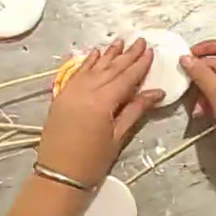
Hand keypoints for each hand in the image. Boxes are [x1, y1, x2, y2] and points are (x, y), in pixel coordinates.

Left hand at [37, 39, 161, 185]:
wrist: (58, 174)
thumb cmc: (92, 161)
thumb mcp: (118, 137)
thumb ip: (135, 110)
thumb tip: (156, 93)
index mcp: (102, 102)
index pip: (125, 78)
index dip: (139, 64)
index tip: (150, 51)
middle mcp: (85, 91)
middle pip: (110, 69)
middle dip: (126, 55)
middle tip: (140, 41)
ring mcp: (71, 92)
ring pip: (93, 68)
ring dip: (108, 54)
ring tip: (120, 42)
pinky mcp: (61, 96)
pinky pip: (77, 74)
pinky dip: (87, 63)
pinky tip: (95, 54)